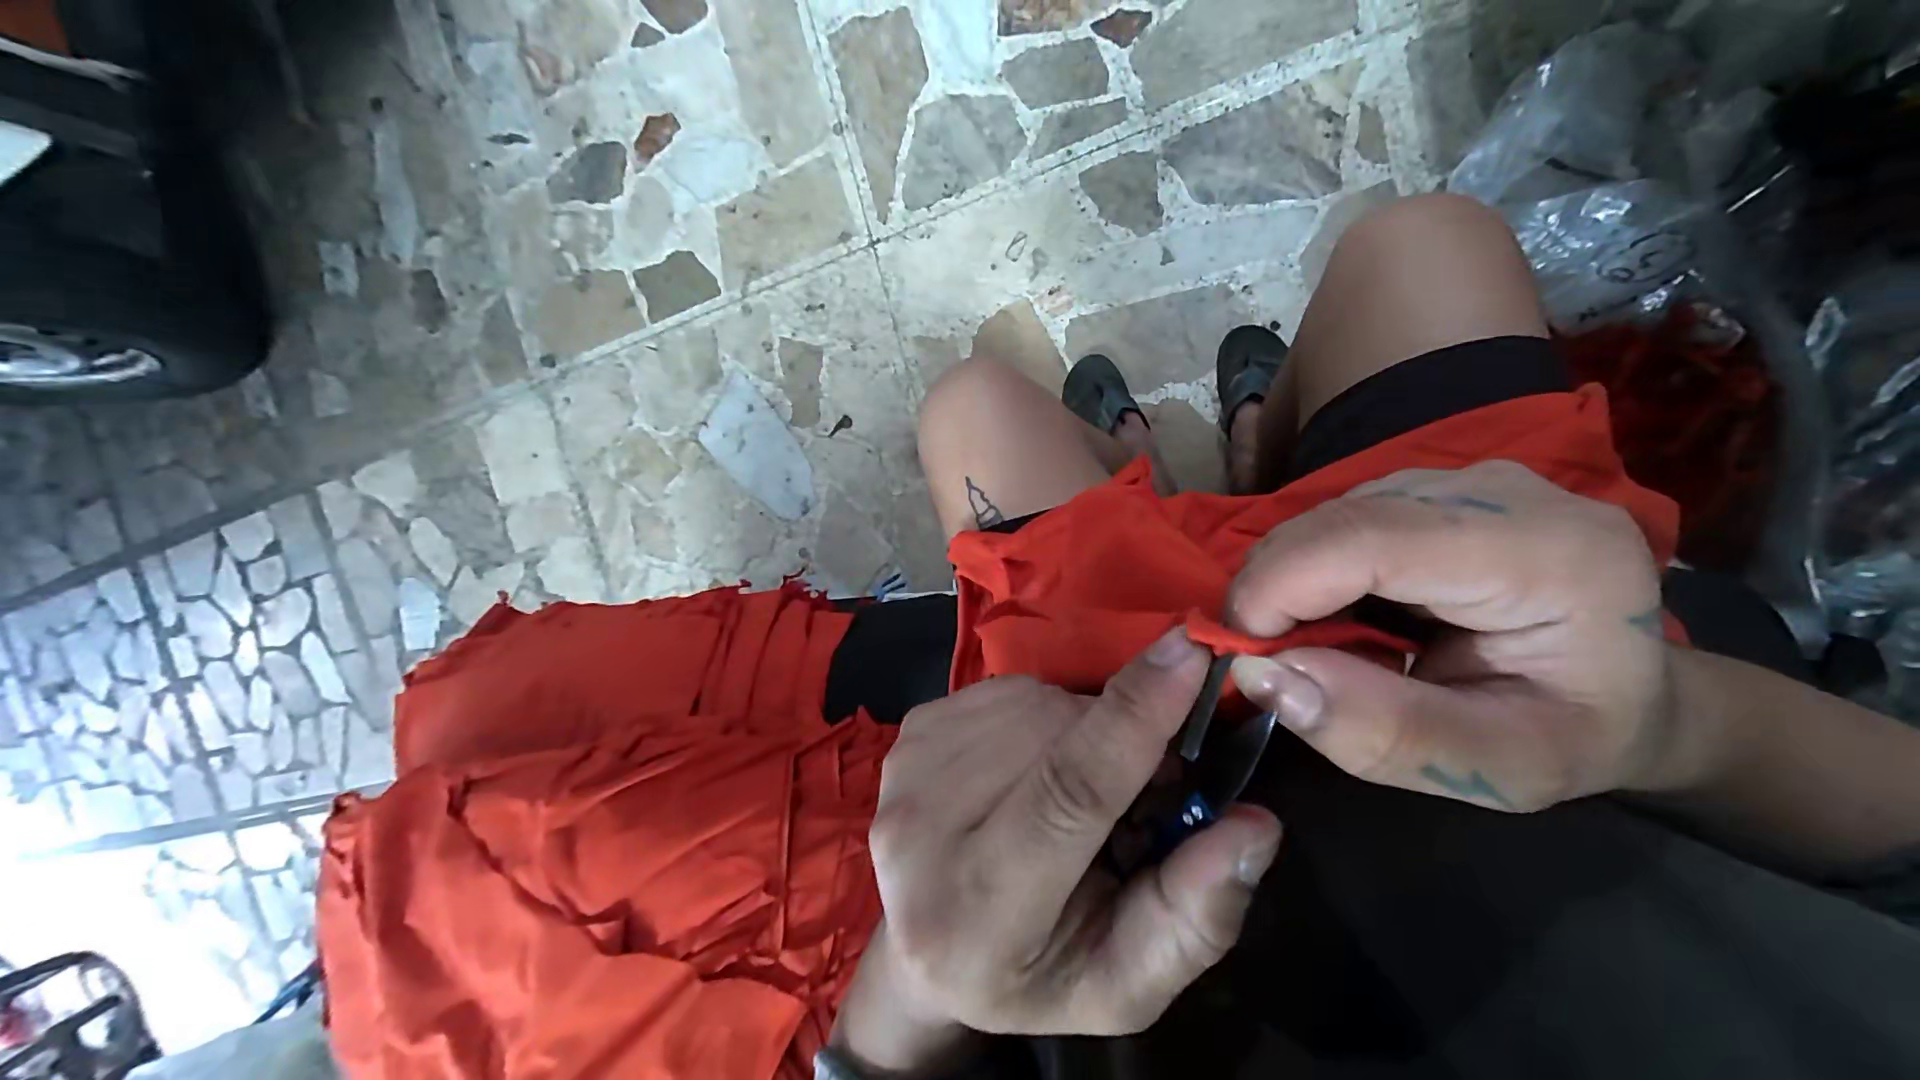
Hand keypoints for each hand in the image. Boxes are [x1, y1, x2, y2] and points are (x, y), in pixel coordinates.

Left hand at [838, 631, 1282, 1071]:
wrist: (923, 950)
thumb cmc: (1032, 971)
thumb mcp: (1123, 982)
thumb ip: (1191, 916)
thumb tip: (1256, 824)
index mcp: (981, 906)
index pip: (1068, 791)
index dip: (1134, 718)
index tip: (1191, 652)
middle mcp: (924, 824)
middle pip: (1060, 730)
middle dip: (1120, 734)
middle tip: (1136, 790)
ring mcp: (908, 766)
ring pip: (1036, 700)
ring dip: (1079, 727)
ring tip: (1069, 789)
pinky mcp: (910, 729)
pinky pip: (1007, 691)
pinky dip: (1041, 716)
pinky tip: (1028, 766)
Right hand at [1226, 461, 1681, 812]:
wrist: (1630, 688)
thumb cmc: (1574, 735)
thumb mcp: (1496, 769)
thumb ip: (1383, 733)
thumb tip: (1258, 677)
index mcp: (1547, 553)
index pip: (1367, 539)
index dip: (1279, 588)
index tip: (1244, 656)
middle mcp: (1501, 489)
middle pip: (1332, 521)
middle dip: (1271, 592)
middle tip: (1268, 662)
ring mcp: (1460, 477)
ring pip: (1320, 516)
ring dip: (1286, 582)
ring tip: (1315, 645)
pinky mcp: (1427, 484)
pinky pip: (1330, 519)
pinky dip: (1305, 571)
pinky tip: (1335, 612)